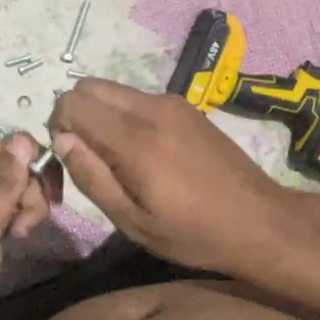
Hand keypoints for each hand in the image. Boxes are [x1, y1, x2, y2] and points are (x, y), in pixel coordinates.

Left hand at [0, 133, 50, 319]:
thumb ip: (4, 183)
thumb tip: (23, 136)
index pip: (12, 146)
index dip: (36, 167)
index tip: (47, 199)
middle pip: (15, 167)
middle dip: (31, 194)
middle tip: (25, 229)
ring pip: (13, 190)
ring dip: (26, 211)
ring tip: (18, 239)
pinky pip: (2, 209)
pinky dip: (14, 222)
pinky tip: (13, 241)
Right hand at [48, 79, 299, 277]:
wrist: (260, 221)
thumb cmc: (194, 233)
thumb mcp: (133, 222)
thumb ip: (92, 178)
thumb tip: (62, 140)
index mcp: (136, 139)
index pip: (72, 103)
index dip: (59, 127)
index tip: (72, 159)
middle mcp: (152, 109)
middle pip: (89, 87)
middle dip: (76, 115)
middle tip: (89, 157)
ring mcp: (172, 103)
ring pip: (114, 90)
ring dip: (102, 115)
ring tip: (117, 159)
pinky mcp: (187, 107)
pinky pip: (139, 99)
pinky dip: (126, 116)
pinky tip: (145, 153)